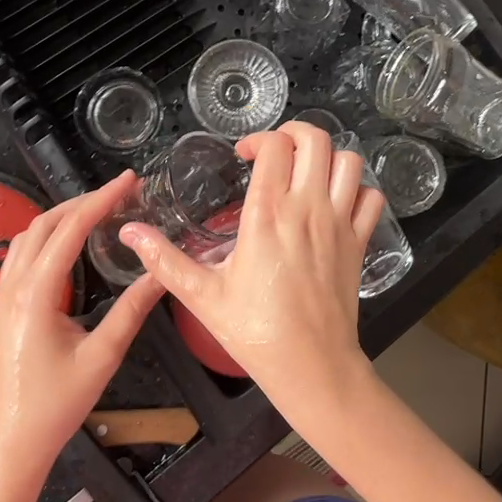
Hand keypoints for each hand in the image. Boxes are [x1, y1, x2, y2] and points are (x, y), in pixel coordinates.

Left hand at [0, 173, 161, 501]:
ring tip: (98, 211)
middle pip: (45, 224)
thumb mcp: (102, 358)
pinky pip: (21, 256)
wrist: (8, 448)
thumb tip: (162, 273)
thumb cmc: (53, 407)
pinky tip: (69, 246)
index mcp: (36, 294)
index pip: (70, 229)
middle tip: (119, 192)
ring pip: (28, 237)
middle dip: (82, 201)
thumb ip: (132, 310)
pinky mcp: (3, 310)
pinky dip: (47, 237)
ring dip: (62, 217)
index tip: (128, 181)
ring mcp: (2, 298)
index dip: (101, 199)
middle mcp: (13, 288)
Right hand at [120, 123, 384, 417]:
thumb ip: (165, 260)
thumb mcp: (203, 296)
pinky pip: (371, 197)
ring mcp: (339, 223)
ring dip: (329, 157)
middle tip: (278, 151)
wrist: (312, 368)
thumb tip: (130, 232)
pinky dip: (358, 190)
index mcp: (267, 214)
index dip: (259, 139)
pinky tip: (338, 201)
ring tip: (307, 172)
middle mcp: (307, 209)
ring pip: (349, 161)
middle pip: (316, 140)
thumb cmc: (256, 332)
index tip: (246, 156)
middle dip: (296, 133)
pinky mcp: (359, 242)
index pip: (275, 146)